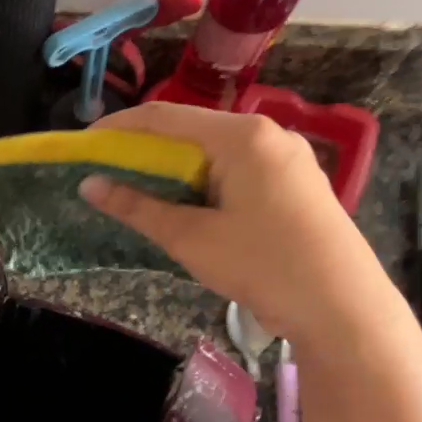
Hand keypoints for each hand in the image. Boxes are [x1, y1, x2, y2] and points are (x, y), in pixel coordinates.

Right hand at [77, 102, 394, 346]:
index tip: (82, 146)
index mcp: (241, 136)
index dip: (118, 128)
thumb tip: (88, 185)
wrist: (340, 304)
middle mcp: (266, 135)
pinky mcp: (290, 182)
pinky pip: (231, 170)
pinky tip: (180, 207)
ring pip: (210, 153)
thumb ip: (137, 207)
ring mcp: (283, 158)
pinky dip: (197, 182)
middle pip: (188, 131)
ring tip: (134, 194)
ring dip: (169, 169)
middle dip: (142, 150)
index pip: (164, 117)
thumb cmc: (262, 264)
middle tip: (102, 174)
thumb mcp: (190, 237)